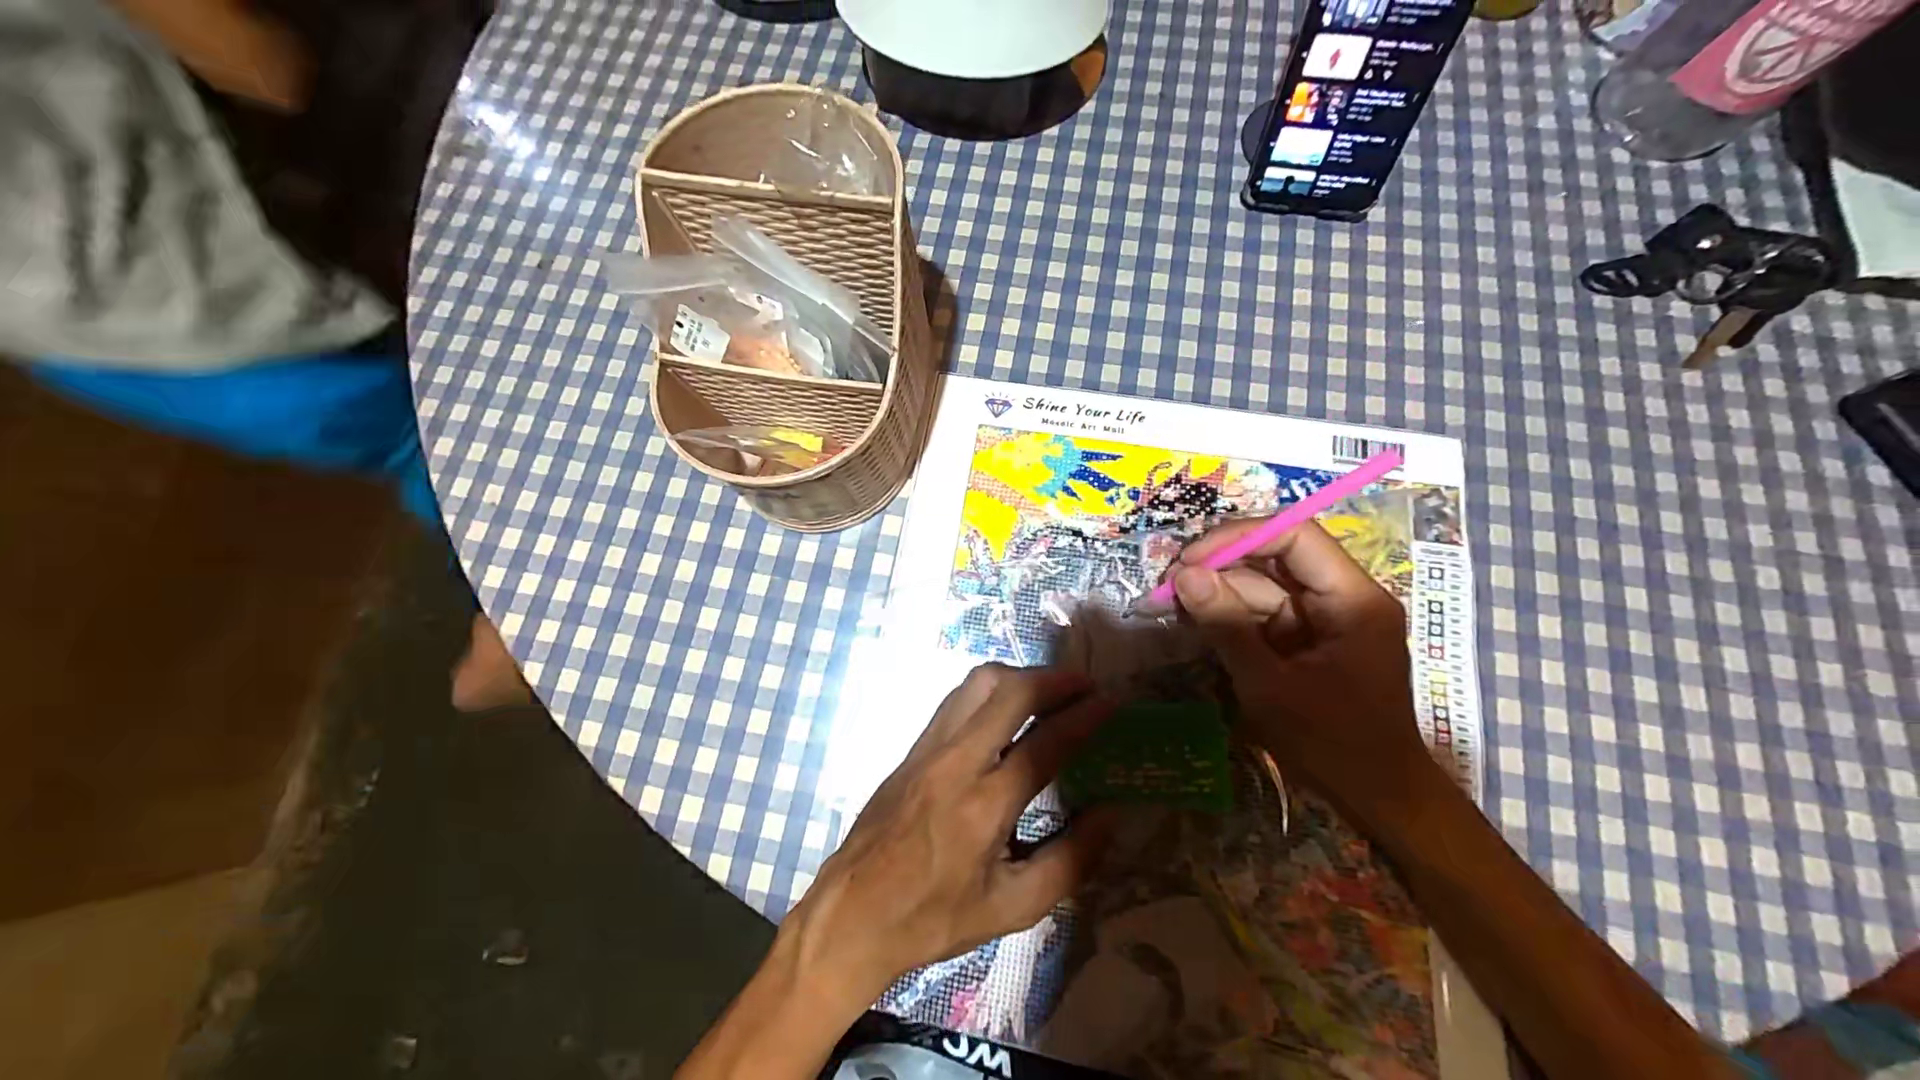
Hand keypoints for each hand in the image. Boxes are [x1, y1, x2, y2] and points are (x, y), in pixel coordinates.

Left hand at [779, 665, 1116, 1007]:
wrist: (853, 913)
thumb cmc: (935, 918)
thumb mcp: (1013, 908)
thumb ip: (1070, 860)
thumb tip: (1109, 811)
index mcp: (984, 806)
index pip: (1046, 743)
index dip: (1085, 716)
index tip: (1113, 701)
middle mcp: (955, 762)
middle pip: (1009, 692)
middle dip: (1055, 679)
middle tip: (1085, 686)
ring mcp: (928, 748)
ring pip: (977, 684)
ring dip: (1020, 677)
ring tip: (1049, 691)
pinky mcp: (912, 748)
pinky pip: (957, 699)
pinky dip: (990, 690)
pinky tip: (1006, 709)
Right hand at [1166, 519, 1435, 817]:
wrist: (1377, 797)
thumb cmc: (1333, 744)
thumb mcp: (1270, 685)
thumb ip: (1226, 625)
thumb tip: (1184, 576)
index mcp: (1353, 598)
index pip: (1296, 536)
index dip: (1239, 537)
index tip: (1190, 559)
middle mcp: (1344, 597)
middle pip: (1277, 558)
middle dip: (1221, 566)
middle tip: (1169, 584)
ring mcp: (1326, 618)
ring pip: (1265, 586)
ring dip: (1219, 593)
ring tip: (1171, 604)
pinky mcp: (1310, 638)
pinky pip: (1266, 613)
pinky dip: (1231, 616)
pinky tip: (1196, 620)